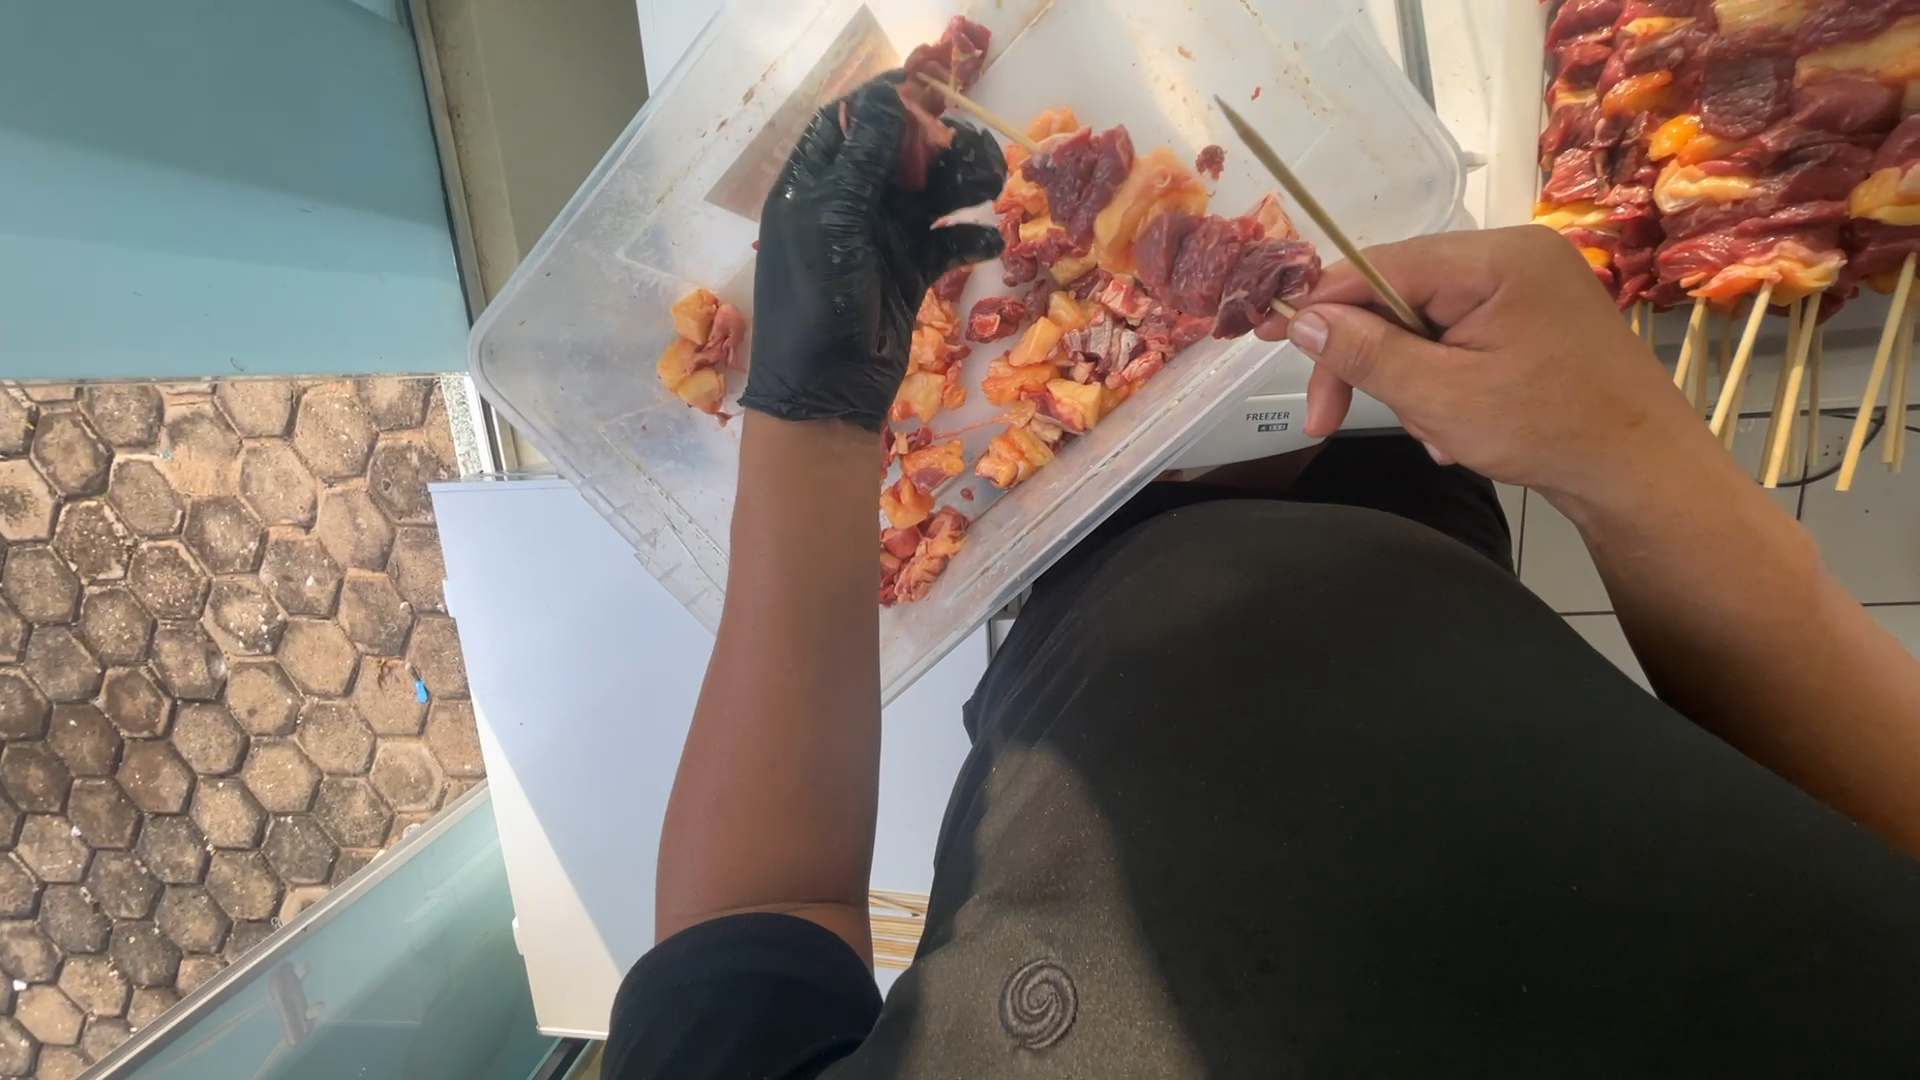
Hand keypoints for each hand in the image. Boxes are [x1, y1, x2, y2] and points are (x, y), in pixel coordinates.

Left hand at [741, 74, 1005, 431]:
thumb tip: (889, 99)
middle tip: (979, 149)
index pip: (851, 124)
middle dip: (940, 148)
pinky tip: (989, 242)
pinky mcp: (910, 274)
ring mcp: (882, 240)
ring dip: (963, 187)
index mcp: (816, 185)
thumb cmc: (816, 301)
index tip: (931, 96)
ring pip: (930, 196)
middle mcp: (850, 206)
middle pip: (901, 156)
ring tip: (995, 186)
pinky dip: (969, 239)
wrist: (827, 388)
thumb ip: (863, 162)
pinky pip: (946, 243)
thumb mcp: (833, 222)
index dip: (888, 106)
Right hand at [1257, 225, 1719, 504]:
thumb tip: (1299, 320)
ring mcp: (1518, 288)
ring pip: (1415, 325)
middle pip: (1392, 298)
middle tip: (1322, 419)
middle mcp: (1506, 258)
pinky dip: (1430, 382)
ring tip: (1424, 432)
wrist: (1638, 472)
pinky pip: (1447, 339)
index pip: (1376, 267)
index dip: (1316, 304)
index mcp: (1493, 260)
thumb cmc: (1543, 428)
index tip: (1266, 338)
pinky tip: (1445, 425)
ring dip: (1399, 382)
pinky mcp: (1523, 319)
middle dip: (1358, 361)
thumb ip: (1363, 352)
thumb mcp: (1437, 394)